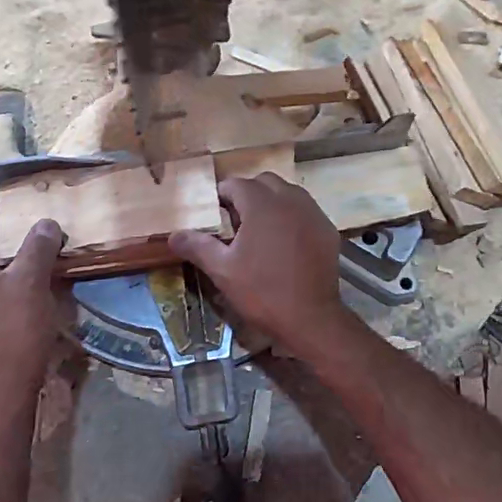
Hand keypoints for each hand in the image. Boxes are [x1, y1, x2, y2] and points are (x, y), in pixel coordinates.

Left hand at [0, 218, 67, 412]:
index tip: (35, 217)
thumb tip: (45, 223)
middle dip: (14, 247)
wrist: (4, 388)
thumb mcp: (30, 282)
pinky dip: (8, 290)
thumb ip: (37, 247)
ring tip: (43, 265)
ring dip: (13, 269)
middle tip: (44, 241)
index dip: (9, 223)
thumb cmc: (14, 330)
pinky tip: (31, 294)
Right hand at [167, 174, 354, 361]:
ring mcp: (313, 212)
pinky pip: (305, 211)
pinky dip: (292, 217)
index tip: (215, 218)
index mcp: (262, 204)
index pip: (235, 184)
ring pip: (287, 193)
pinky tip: (285, 244)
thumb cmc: (262, 292)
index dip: (221, 198)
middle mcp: (290, 199)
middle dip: (248, 195)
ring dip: (271, 203)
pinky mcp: (327, 228)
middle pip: (263, 182)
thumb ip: (197, 246)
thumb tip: (174, 234)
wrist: (311, 318)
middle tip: (236, 224)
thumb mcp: (222, 270)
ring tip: (261, 233)